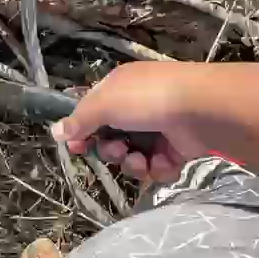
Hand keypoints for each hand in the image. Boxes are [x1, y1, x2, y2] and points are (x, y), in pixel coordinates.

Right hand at [53, 62, 211, 182]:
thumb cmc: (148, 99)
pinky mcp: (177, 149)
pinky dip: (158, 168)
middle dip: (111, 151)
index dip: (82, 132)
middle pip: (111, 140)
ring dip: (133, 164)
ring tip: (143, 160)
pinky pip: (157, 167)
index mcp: (120, 88)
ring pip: (133, 157)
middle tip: (119, 150)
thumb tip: (55, 132)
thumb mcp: (106, 104)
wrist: (202, 109)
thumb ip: (80, 120)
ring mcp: (159, 129)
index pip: (92, 112)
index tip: (76, 148)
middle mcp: (138, 107)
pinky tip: (165, 161)